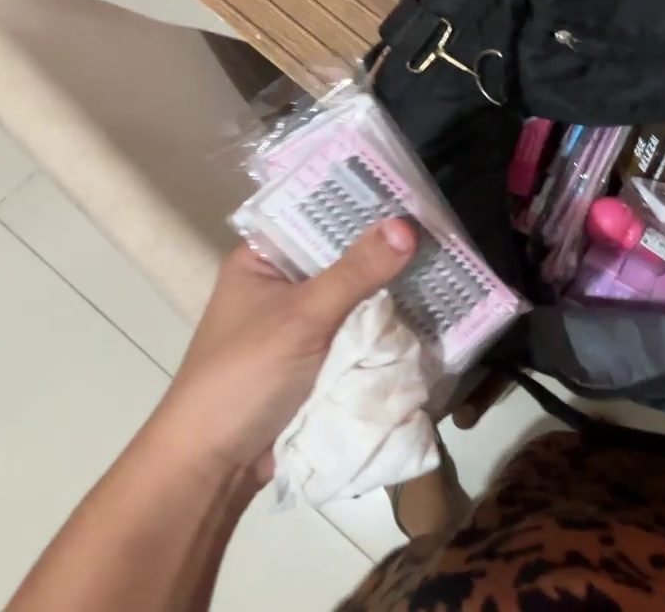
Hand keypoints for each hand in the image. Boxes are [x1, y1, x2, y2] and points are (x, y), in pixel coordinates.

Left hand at [145, 219, 417, 482]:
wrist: (214, 468)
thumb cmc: (243, 377)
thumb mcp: (302, 317)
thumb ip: (356, 272)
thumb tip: (408, 226)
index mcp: (263, 260)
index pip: (319, 217)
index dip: (365, 206)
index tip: (416, 195)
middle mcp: (284, 284)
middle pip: (346, 256)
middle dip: (389, 252)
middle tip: (444, 231)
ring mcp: (304, 322)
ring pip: (359, 295)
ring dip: (395, 289)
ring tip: (450, 264)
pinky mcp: (322, 357)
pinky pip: (363, 329)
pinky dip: (389, 324)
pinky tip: (431, 307)